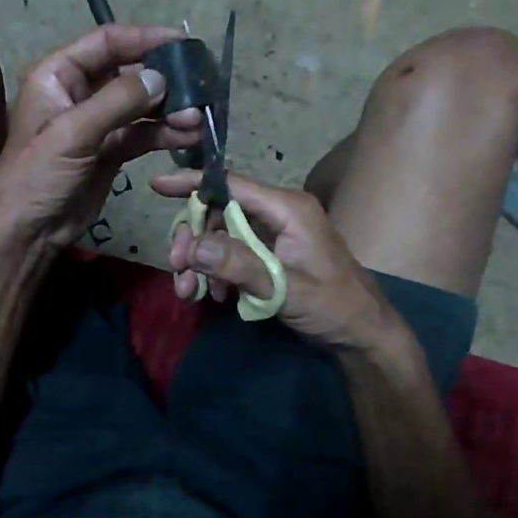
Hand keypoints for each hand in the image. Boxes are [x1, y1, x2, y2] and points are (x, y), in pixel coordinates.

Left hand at [0, 24, 201, 254]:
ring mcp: (96, 124)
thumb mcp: (72, 133)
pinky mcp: (110, 151)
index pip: (105, 42)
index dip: (144, 38)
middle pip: (129, 72)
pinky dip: (166, 134)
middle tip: (200, 87)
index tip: (183, 42)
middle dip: (165, 79)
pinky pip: (143, 134)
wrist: (28, 232)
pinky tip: (190, 137)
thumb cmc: (37, 176)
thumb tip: (160, 77)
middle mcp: (78, 93)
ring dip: (170, 110)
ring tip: (199, 119)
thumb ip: (117, 101)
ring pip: (141, 105)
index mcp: (57, 76)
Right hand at [152, 169, 402, 351]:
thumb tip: (193, 246)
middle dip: (192, 238)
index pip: (230, 184)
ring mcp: (272, 234)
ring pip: (219, 235)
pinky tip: (211, 294)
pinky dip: (214, 272)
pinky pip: (229, 253)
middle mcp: (277, 213)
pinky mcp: (268, 254)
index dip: (192, 183)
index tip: (156, 186)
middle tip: (176, 268)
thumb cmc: (334, 307)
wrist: (361, 334)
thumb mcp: (286, 289)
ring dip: (199, 261)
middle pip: (217, 211)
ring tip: (190, 291)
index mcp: (287, 209)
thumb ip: (240, 266)